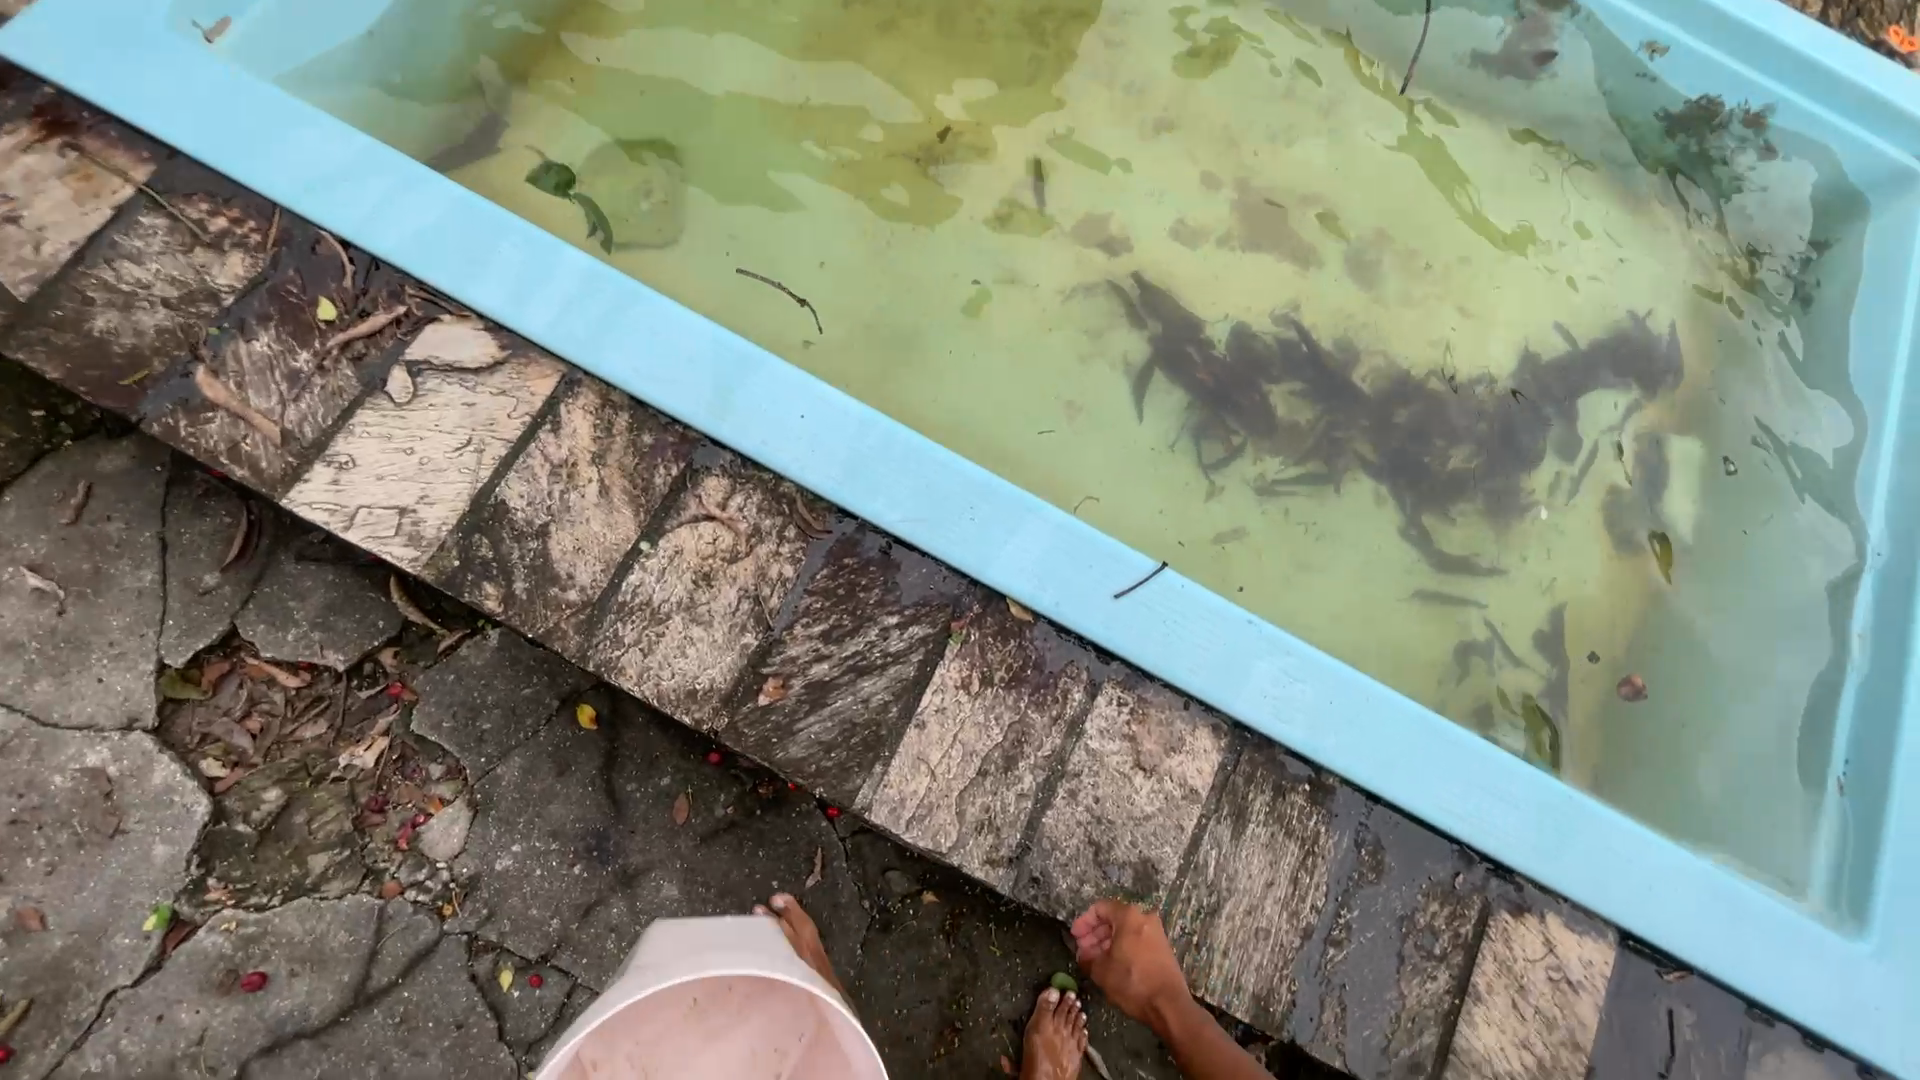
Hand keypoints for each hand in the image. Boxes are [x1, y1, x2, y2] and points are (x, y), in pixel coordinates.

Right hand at [1070, 899, 1191, 1032]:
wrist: (1169, 1005)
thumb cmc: (1132, 982)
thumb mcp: (1102, 971)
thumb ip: (1087, 958)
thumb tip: (1083, 955)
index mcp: (1128, 915)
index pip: (1100, 908)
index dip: (1083, 922)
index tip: (1075, 937)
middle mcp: (1144, 917)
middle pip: (1113, 918)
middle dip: (1095, 934)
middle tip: (1083, 951)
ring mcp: (1156, 932)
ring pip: (1125, 930)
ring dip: (1107, 942)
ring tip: (1095, 960)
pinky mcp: (1162, 948)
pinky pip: (1136, 940)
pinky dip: (1122, 948)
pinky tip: (1113, 965)